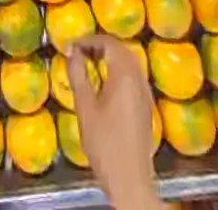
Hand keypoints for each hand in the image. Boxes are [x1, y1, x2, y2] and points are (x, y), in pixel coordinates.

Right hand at [66, 35, 160, 209]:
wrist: (130, 179)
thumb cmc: (104, 143)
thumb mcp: (85, 107)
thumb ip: (78, 76)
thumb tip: (72, 52)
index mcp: (124, 73)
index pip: (108, 43)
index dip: (89, 40)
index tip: (71, 46)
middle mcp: (139, 77)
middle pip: (121, 49)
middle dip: (100, 46)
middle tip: (79, 52)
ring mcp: (145, 91)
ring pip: (129, 62)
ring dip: (110, 57)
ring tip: (89, 64)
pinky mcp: (146, 104)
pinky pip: (133, 75)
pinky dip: (118, 70)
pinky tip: (105, 84)